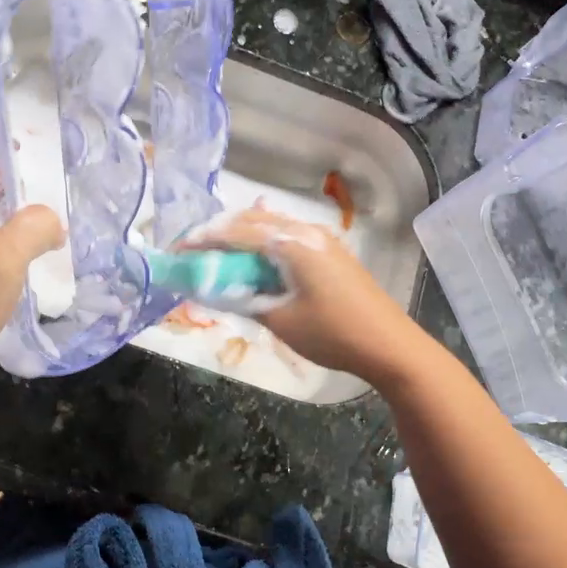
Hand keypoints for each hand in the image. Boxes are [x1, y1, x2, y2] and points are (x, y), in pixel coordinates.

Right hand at [182, 208, 424, 382]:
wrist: (389, 346)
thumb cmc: (332, 334)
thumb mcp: (280, 320)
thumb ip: (242, 298)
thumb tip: (210, 287)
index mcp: (293, 243)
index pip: (237, 232)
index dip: (203, 240)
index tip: (177, 250)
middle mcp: (307, 232)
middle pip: (254, 221)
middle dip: (220, 232)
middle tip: (193, 250)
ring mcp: (322, 241)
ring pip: (271, 228)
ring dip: (242, 238)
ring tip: (216, 256)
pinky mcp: (330, 255)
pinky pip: (287, 239)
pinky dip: (262, 247)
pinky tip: (252, 263)